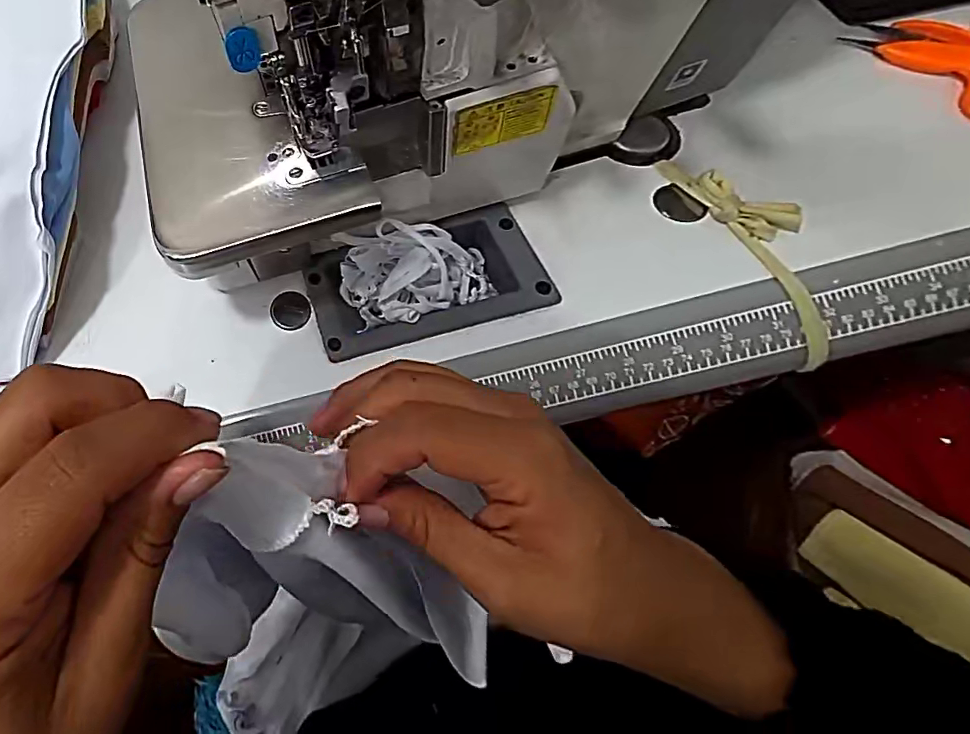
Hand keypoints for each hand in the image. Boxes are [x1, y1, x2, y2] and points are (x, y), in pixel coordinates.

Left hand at [0, 365, 225, 733]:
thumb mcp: (104, 666)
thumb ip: (144, 548)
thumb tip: (195, 461)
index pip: (66, 468)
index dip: (146, 433)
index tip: (203, 433)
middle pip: (33, 404)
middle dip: (118, 402)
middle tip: (173, 444)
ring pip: (26, 402)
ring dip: (99, 409)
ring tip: (145, 459)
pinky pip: (18, 426)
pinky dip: (78, 426)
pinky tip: (109, 470)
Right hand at [311, 361, 793, 718]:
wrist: (651, 587)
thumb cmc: (588, 593)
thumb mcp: (502, 581)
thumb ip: (429, 530)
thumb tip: (366, 502)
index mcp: (513, 449)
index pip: (418, 427)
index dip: (369, 456)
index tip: (345, 495)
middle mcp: (508, 410)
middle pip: (414, 384)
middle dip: (358, 407)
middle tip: (318, 446)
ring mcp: (508, 407)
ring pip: (422, 375)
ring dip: (372, 395)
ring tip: (332, 427)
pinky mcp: (505, 416)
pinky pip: (437, 389)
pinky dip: (396, 400)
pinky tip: (373, 424)